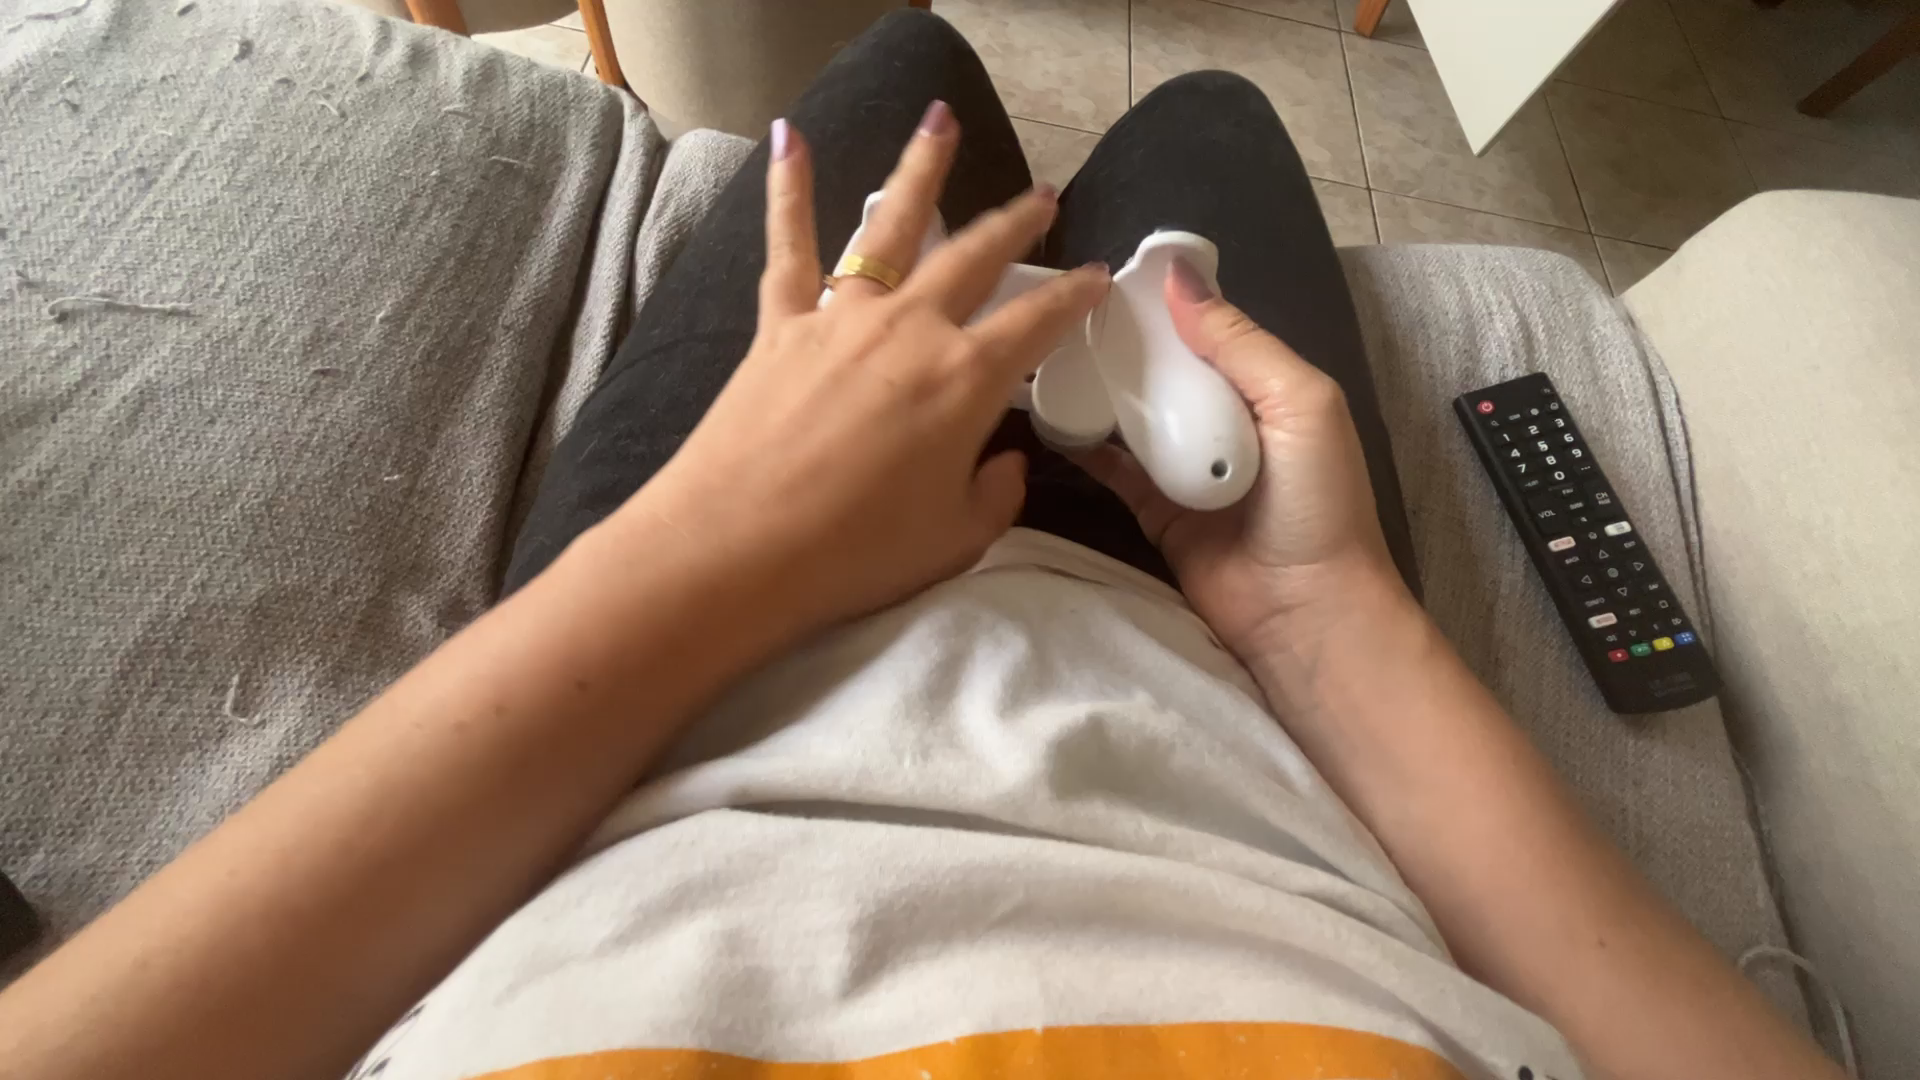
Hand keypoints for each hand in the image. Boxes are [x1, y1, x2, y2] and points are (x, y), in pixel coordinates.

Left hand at [615, 104, 1110, 642]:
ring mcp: (842, 317)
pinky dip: (789, 190)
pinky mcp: (782, 324)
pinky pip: (790, 246)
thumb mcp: (959, 538)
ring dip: (923, 170)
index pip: (1038, 322)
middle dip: (1015, 223)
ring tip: (941, 121)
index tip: (1097, 275)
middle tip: (1042, 197)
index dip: (1074, 297)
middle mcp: (910, 329)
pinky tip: (791, 137)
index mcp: (965, 380)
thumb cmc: (858, 552)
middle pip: (975, 256)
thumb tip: (1008, 460)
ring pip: (891, 225)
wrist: (739, 548)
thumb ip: (999, 492)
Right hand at [1077, 261, 1401, 657]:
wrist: (1300, 609)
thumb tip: (1180, 277)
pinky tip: (1054, 418)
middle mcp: (1220, 420)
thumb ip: (1241, 345)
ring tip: (1050, 358)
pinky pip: (1113, 468)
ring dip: (1099, 390)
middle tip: (1067, 318)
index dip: (1166, 305)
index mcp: (1263, 387)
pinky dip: (1085, 445)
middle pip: (1163, 372)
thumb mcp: (1300, 404)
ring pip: (1132, 416)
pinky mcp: (1151, 507)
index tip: (1113, 278)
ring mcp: (1182, 465)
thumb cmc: (1314, 502)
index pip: (1207, 332)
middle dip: (1123, 346)